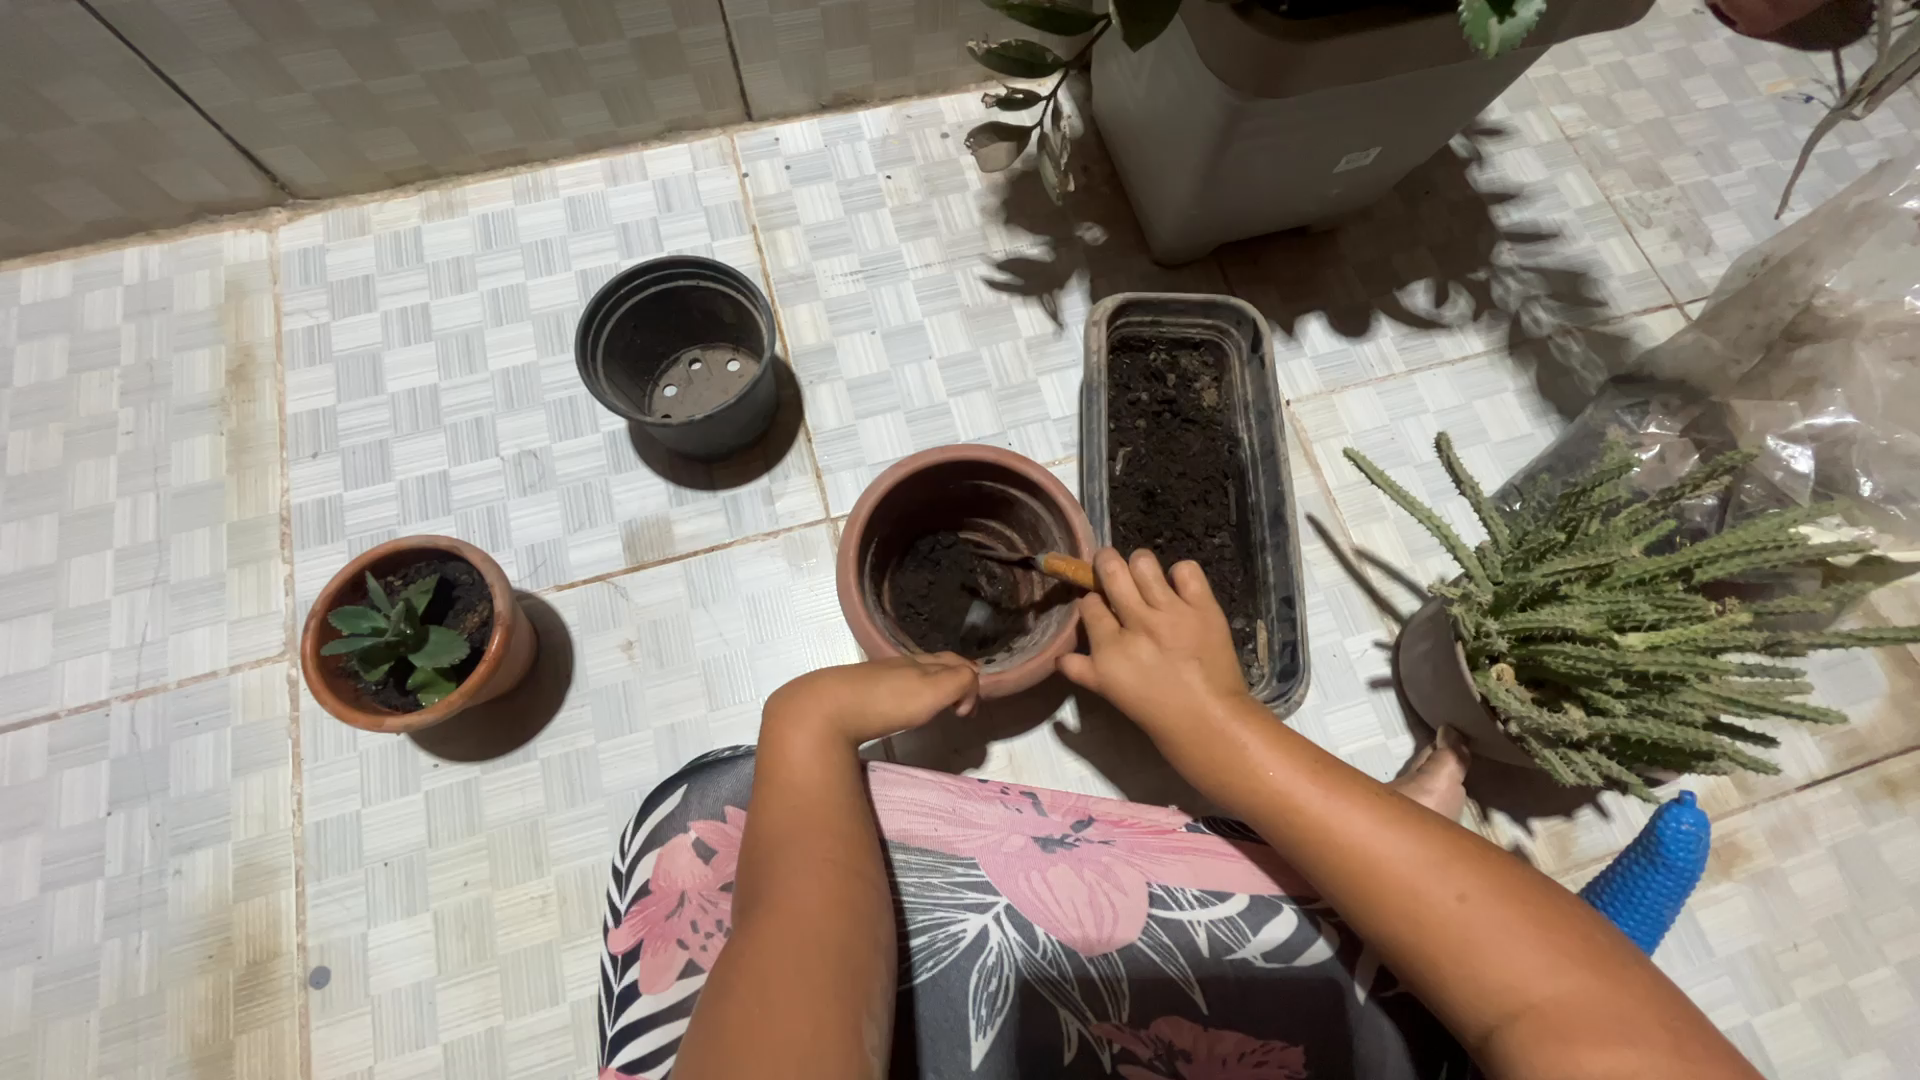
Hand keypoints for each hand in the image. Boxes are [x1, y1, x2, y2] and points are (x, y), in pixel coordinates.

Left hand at [763, 653, 979, 745]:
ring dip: (932, 686)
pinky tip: (899, 709)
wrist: (825, 707)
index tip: (967, 713)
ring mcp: (879, 675)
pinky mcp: (859, 691)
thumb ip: (959, 683)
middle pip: (937, 663)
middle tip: (960, 705)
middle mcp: (903, 664)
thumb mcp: (932, 691)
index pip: (958, 663)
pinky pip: (893, 686)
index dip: (972, 682)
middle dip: (955, 678)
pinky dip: (908, 694)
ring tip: (934, 707)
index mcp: (923, 663)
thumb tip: (969, 690)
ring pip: (914, 673)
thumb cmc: (884, 701)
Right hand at [1058, 549, 1252, 744]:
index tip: (1099, 605)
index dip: (1091, 600)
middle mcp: (1137, 624)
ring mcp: (1171, 613)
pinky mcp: (1203, 607)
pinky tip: (1178, 589)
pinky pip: (1185, 570)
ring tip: (1145, 576)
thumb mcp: (1108, 692)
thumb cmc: (1154, 708)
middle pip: (1111, 571)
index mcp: (1110, 647)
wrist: (1208, 718)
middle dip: (1105, 561)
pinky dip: (1180, 574)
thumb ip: (1080, 670)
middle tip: (1110, 565)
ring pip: (1144, 563)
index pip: (1089, 604)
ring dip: (1140, 564)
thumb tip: (1058, 657)